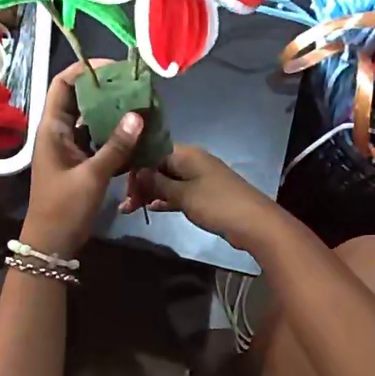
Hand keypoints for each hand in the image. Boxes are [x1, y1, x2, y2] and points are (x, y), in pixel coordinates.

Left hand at [21, 62, 143, 256]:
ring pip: (93, 121)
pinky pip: (100, 142)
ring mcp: (71, 149)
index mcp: (52, 129)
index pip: (63, 85)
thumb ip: (116, 146)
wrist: (51, 244)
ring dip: (115, 114)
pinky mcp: (81, 164)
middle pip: (81, 100)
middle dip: (107, 91)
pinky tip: (139, 136)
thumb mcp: (92, 176)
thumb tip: (138, 115)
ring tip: (142, 107)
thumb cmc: (64, 208)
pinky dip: (117, 137)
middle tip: (137, 86)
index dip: (85, 70)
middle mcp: (60, 133)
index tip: (115, 66)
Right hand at [130, 145, 286, 251]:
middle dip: (141, 182)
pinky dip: (165, 200)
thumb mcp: (183, 194)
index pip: (152, 152)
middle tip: (125, 203)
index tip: (120, 182)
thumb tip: (138, 172)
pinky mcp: (205, 195)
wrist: (254, 223)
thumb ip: (158, 183)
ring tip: (130, 209)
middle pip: (159, 166)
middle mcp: (192, 161)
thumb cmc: (216, 204)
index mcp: (187, 154)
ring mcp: (200, 178)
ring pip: (168, 181)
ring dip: (150, 193)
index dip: (135, 166)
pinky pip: (178, 193)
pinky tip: (150, 209)